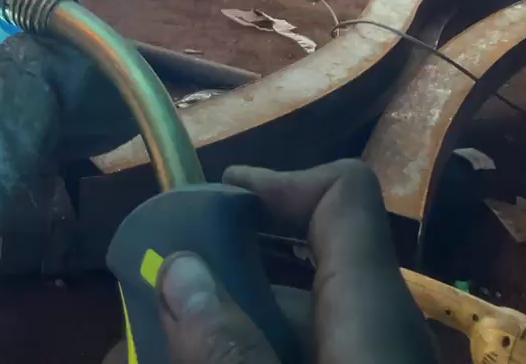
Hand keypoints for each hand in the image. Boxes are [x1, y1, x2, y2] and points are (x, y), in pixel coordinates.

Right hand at [154, 160, 434, 363]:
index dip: (278, 180)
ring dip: (219, 326)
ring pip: (288, 321)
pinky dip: (246, 352)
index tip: (214, 202)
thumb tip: (179, 268)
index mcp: (377, 316)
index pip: (343, 192)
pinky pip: (297, 355)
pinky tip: (195, 361)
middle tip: (147, 303)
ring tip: (147, 347)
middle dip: (217, 274)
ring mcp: (366, 363)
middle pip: (296, 266)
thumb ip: (230, 350)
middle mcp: (378, 332)